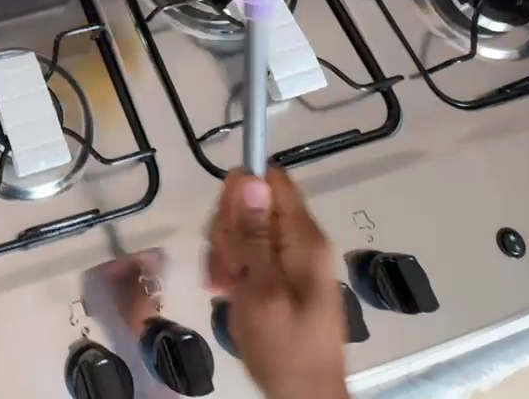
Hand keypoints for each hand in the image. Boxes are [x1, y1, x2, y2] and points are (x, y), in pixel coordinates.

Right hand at [206, 168, 348, 398]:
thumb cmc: (284, 350)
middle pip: (251, 202)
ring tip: (224, 285)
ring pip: (244, 227)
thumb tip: (251, 178)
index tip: (225, 222)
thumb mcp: (261, 290)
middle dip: (228, 229)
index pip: (271, 180)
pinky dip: (231, 266)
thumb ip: (253, 234)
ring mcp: (291, 257)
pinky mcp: (281, 274)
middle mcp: (300, 240)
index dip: (240, 190)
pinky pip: (248, 251)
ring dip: (225, 251)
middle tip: (225, 267)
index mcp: (304, 238)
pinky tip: (226, 290)